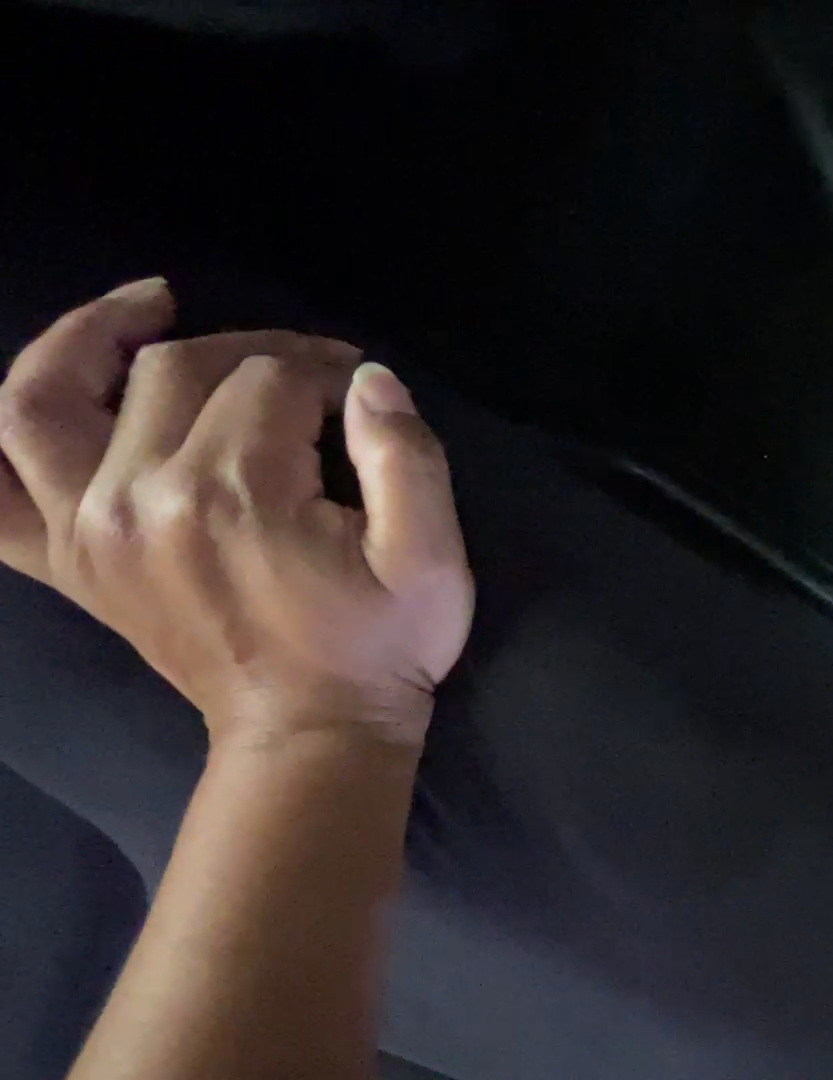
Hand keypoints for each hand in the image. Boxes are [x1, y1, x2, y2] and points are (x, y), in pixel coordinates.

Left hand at [0, 279, 473, 748]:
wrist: (315, 728)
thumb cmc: (386, 641)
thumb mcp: (433, 555)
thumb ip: (407, 458)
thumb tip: (372, 380)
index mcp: (238, 492)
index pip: (272, 380)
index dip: (329, 368)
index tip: (369, 390)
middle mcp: (138, 495)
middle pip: (178, 371)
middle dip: (257, 350)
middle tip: (320, 370)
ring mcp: (86, 529)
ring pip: (50, 397)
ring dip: (94, 337)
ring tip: (147, 305)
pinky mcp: (69, 560)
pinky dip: (0, 433)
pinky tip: (48, 394)